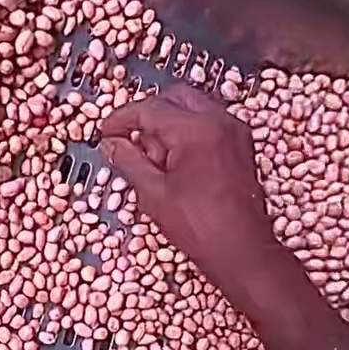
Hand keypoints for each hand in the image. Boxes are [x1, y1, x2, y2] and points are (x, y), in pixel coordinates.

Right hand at [97, 86, 287, 299]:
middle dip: (146, 115)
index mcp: (197, 130)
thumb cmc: (200, 228)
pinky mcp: (240, 147)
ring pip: (192, 109)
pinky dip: (186, 133)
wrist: (243, 251)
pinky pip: (208, 125)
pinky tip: (173, 164)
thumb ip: (128, 161)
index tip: (105, 132)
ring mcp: (234, 133)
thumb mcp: (153, 194)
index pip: (149, 109)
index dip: (120, 119)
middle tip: (126, 140)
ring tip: (151, 159)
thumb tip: (112, 144)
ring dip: (167, 124)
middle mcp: (220, 122)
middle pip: (173, 98)